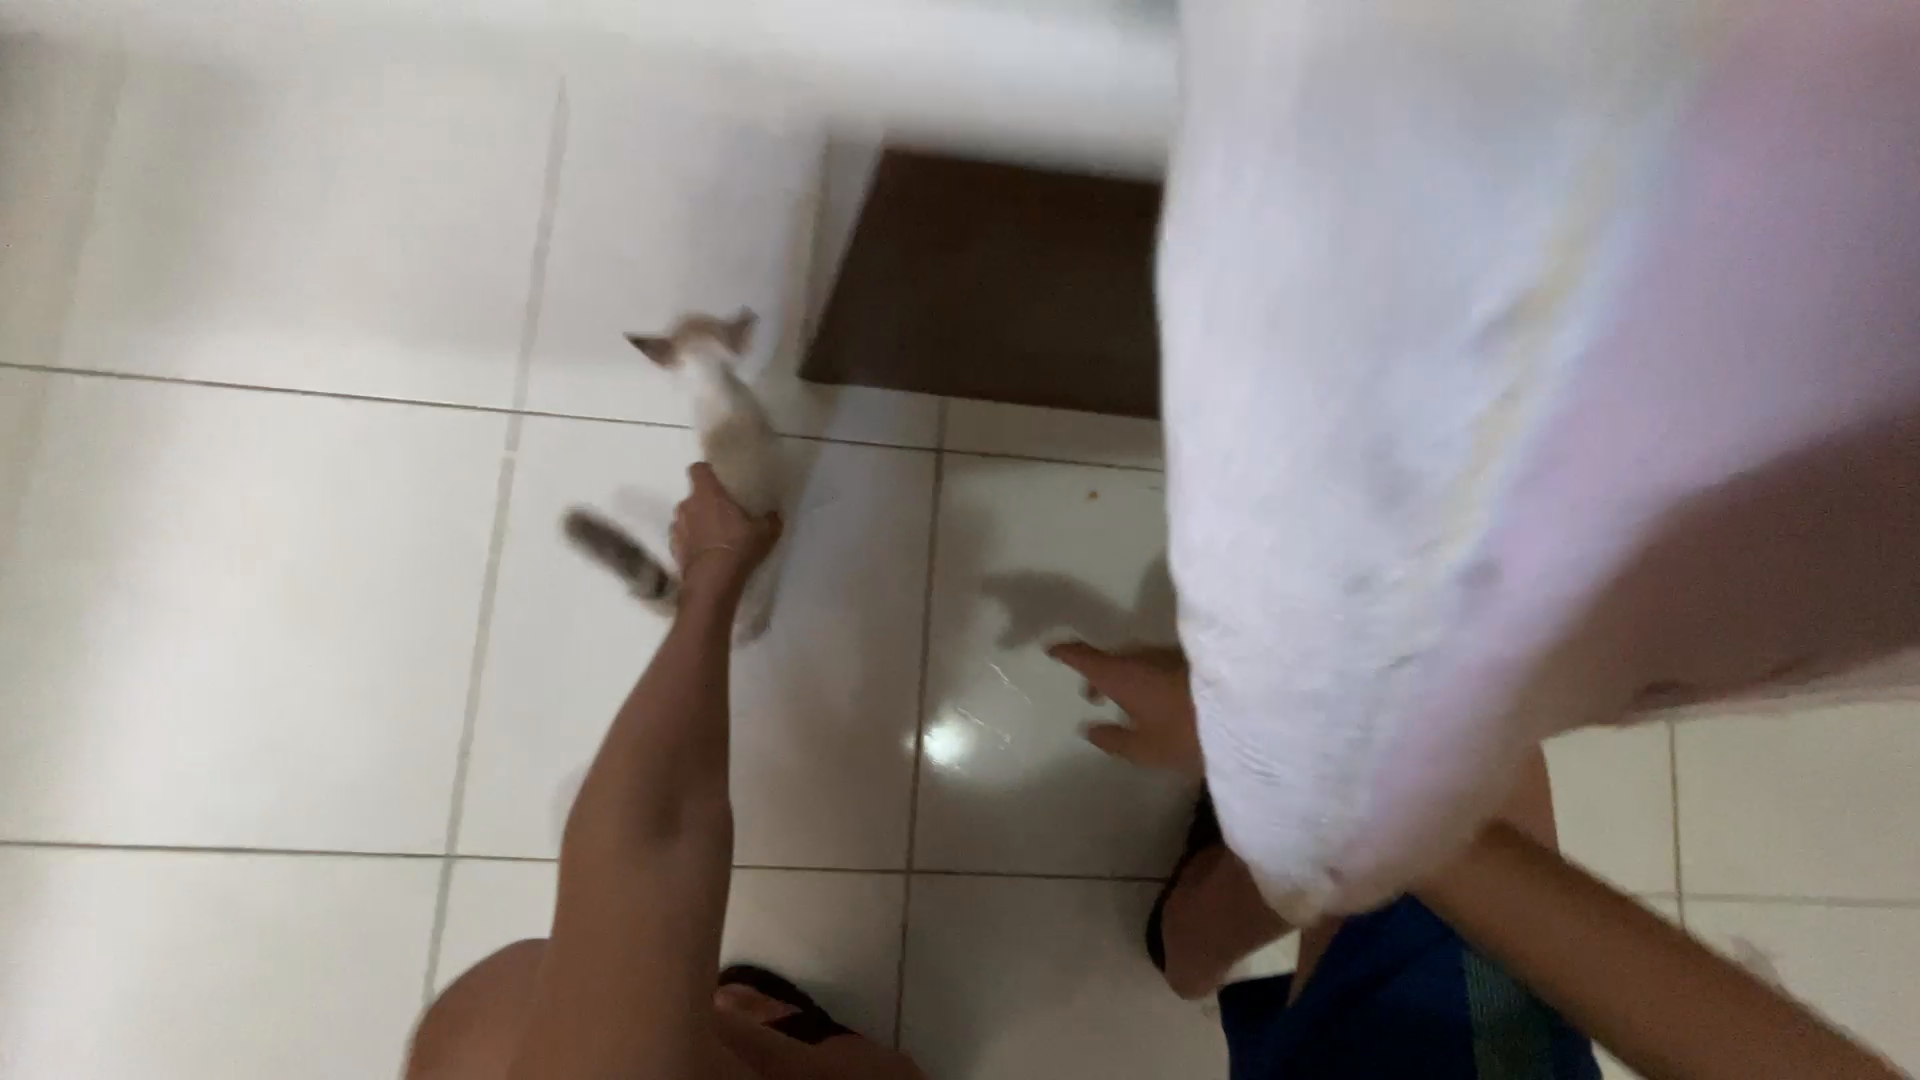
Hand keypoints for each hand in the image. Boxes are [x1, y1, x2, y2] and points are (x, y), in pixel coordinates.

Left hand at [670, 463, 780, 598]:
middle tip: (724, 514)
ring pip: (687, 517)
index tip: (717, 479)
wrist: (712, 580)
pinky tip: (706, 554)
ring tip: (714, 537)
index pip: (698, 469)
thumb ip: (770, 520)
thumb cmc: (738, 546)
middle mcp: (687, 505)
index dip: (706, 472)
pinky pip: (683, 538)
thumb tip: (774, 515)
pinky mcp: (673, 548)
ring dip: (697, 523)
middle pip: (694, 496)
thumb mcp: (765, 533)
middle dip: (705, 502)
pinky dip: (692, 542)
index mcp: (708, 493)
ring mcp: (677, 527)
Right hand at [1047, 642, 1202, 776]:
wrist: (1250, 713)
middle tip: (1092, 695)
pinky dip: (1146, 676)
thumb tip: (1090, 729)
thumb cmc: (1188, 733)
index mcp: (1122, 675)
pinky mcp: (1190, 660)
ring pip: (1136, 660)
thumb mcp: (1146, 749)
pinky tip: (1155, 699)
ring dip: (1124, 675)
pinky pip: (1156, 663)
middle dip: (1098, 673)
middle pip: (1111, 658)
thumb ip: (1114, 739)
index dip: (1067, 653)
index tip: (1052, 650)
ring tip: (1124, 701)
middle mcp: (1141, 657)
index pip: (1085, 657)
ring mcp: (1167, 654)